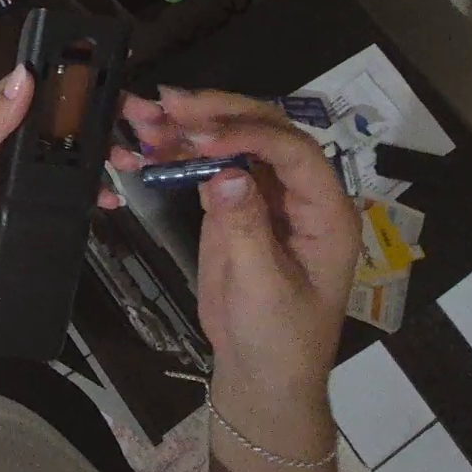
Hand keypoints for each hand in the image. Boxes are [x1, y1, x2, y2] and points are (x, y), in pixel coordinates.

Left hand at [0, 65, 128, 294]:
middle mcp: (2, 142)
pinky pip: (60, 192)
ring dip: (98, 156)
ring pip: (65, 156)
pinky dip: (86, 192)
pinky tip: (106, 201)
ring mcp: (12, 175)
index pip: (33, 88)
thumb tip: (24, 74)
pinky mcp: (19, 204)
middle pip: (57, 122)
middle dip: (97, 121)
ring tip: (128, 165)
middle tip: (136, 126)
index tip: (112, 82)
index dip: (71, 81)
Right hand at [115, 89, 358, 397]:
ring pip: (231, 140)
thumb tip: (226, 174)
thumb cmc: (277, 336)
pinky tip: (148, 141)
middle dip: (218, 112)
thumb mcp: (264, 288)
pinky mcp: (231, 201)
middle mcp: (297, 191)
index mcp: (324, 211)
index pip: (293, 152)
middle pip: (264, 130)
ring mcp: (263, 193)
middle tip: (170, 102)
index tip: (200, 137)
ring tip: (147, 112)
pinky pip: (207, 162)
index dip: (248, 135)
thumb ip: (246, 228)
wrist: (258, 369)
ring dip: (190, 123)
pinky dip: (178, 148)